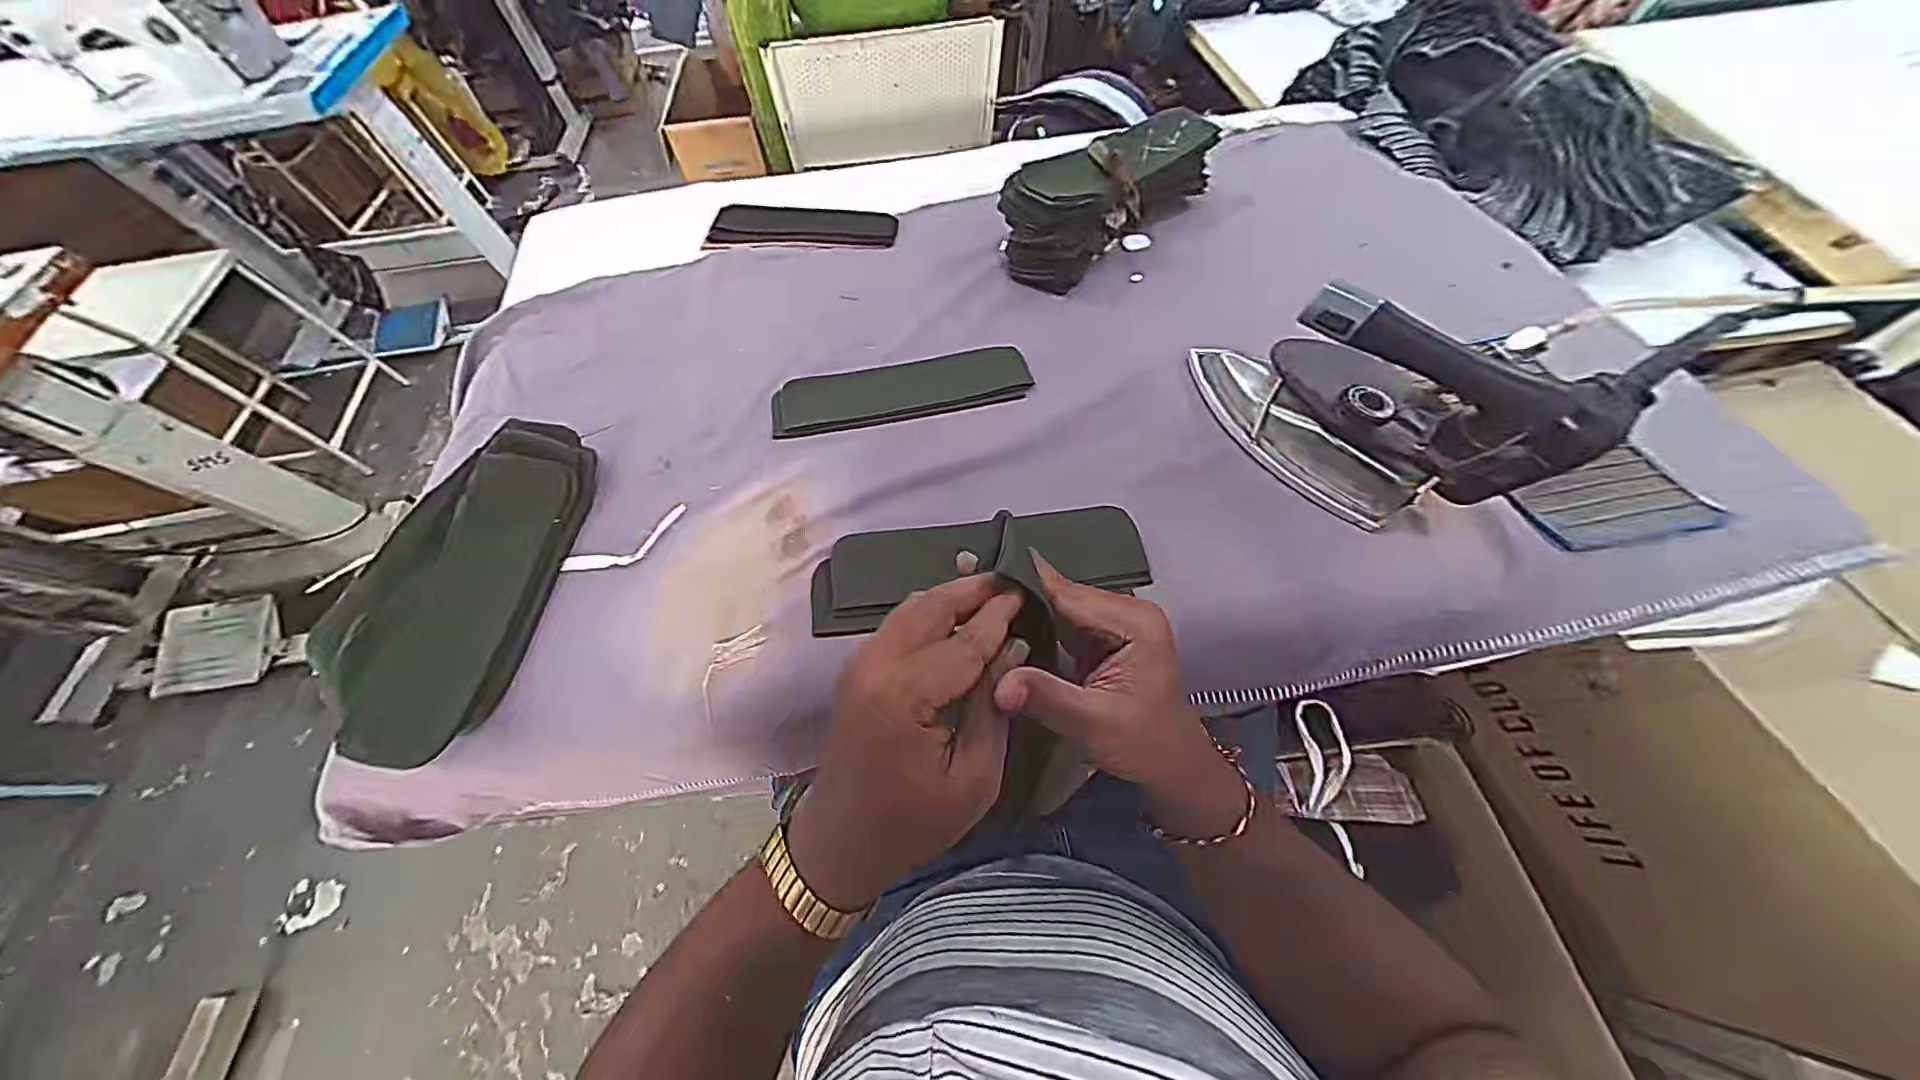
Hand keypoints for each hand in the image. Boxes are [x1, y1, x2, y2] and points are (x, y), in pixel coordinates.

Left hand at [786, 574, 1026, 909]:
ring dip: (949, 597)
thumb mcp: (974, 778)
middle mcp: (875, 666)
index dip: (998, 617)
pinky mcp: (856, 669)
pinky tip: (955, 619)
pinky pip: (898, 625)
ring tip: (989, 593)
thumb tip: (1013, 649)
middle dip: (971, 589)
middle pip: (930, 608)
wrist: (841, 839)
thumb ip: (994, 707)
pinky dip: (929, 613)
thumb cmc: (913, 822)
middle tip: (1009, 578)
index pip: (963, 642)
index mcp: (904, 696)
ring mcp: (859, 664)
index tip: (1026, 593)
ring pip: (910, 609)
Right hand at [993, 554, 1245, 838]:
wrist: (1172, 765)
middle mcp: (1124, 611)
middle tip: (968, 602)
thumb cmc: (1147, 745)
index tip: (978, 580)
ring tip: (977, 613)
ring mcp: (1110, 623)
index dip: (1022, 587)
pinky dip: (1030, 628)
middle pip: (1058, 595)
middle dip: (1015, 599)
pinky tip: (1000, 632)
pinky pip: (1056, 623)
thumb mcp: (1096, 725)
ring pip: (1053, 607)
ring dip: (1019, 612)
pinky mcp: (1096, 637)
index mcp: (1135, 621)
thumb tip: (1000, 684)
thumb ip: (1048, 699)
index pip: (1068, 593)